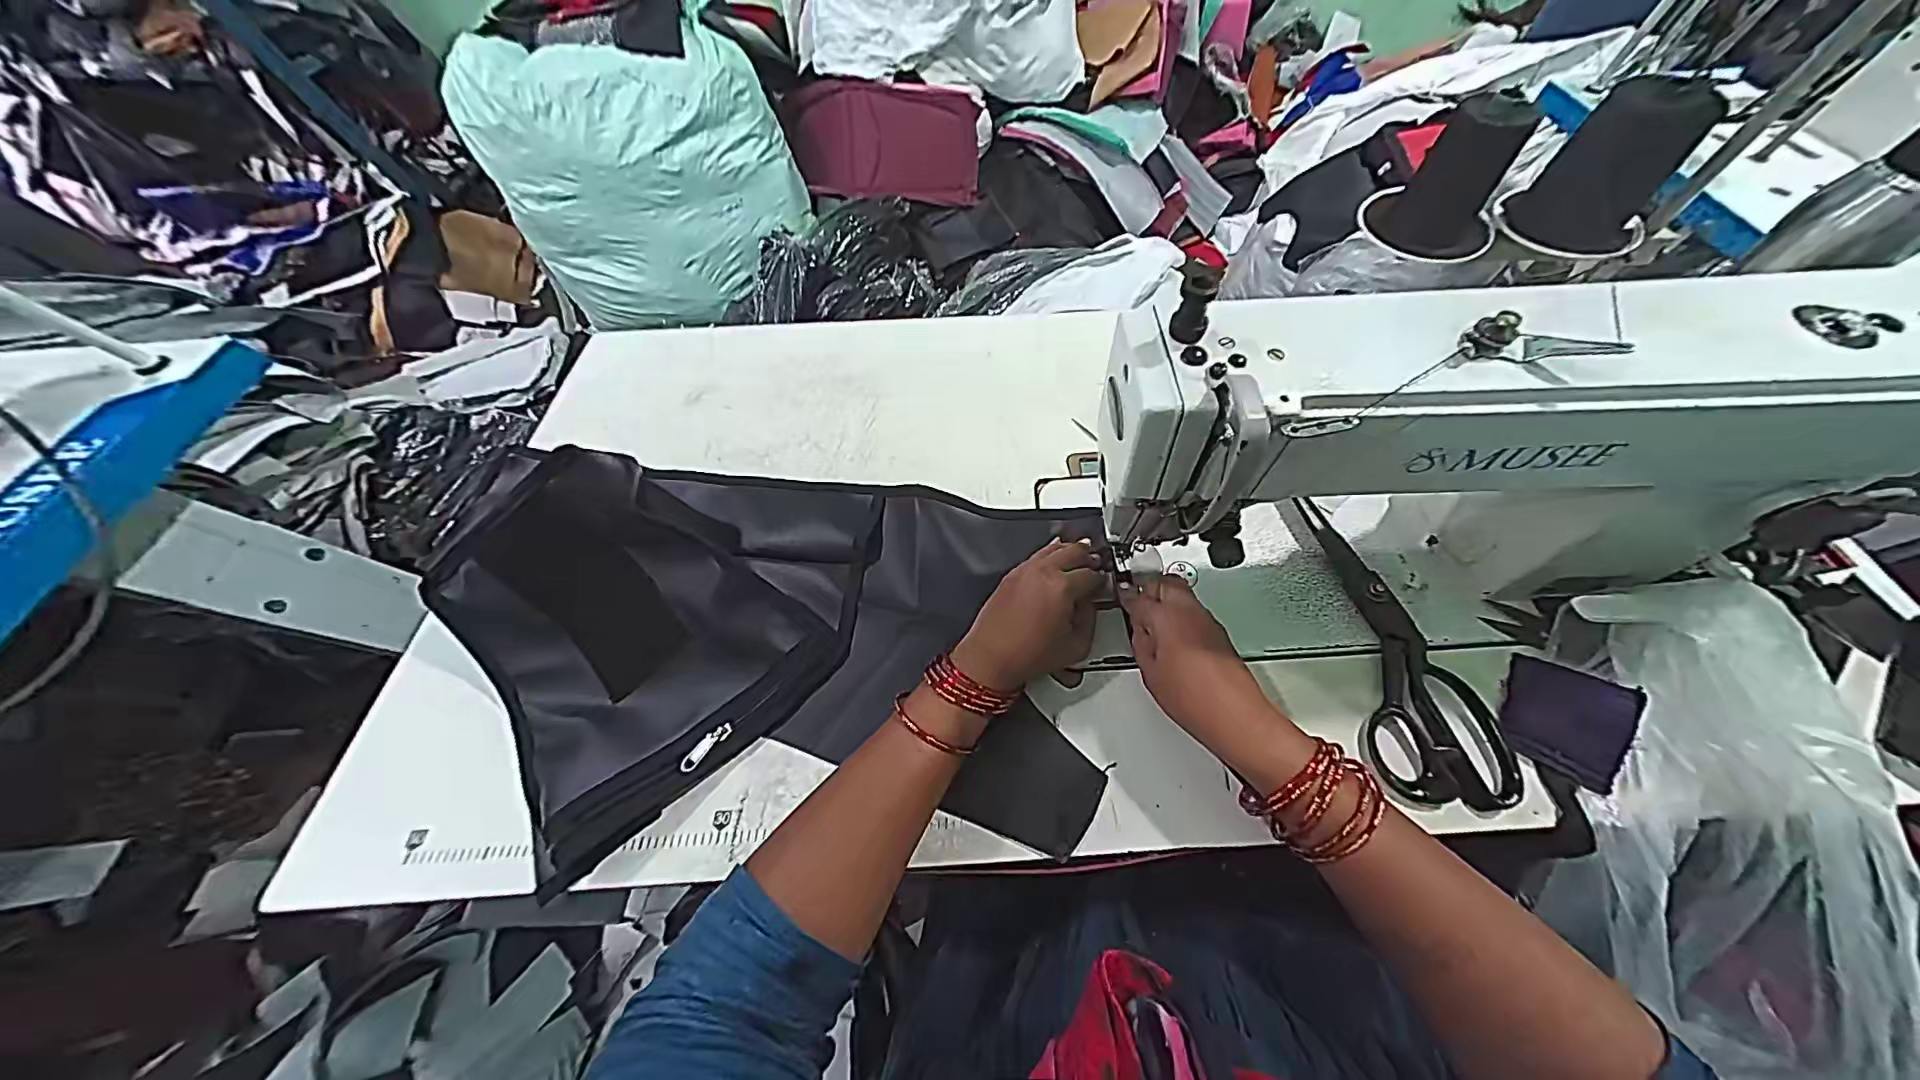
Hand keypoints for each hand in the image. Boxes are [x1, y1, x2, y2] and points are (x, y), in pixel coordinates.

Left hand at [951, 539, 1103, 689]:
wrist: (991, 657)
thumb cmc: (1025, 654)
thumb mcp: (1077, 646)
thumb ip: (1090, 620)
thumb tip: (1090, 605)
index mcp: (1062, 587)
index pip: (1092, 575)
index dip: (1102, 579)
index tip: (1104, 584)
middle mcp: (1042, 573)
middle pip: (1075, 552)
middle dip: (1090, 557)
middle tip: (1097, 563)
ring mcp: (1025, 571)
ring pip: (1054, 548)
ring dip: (1071, 550)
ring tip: (1080, 555)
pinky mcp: (1012, 575)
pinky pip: (1036, 556)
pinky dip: (1049, 553)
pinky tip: (1054, 558)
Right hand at [1118, 574, 1273, 734]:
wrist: (1234, 715)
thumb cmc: (1196, 698)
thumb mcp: (1150, 672)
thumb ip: (1141, 642)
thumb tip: (1140, 631)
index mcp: (1167, 617)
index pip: (1140, 596)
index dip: (1128, 596)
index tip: (1124, 598)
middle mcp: (1191, 612)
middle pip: (1166, 582)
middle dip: (1150, 587)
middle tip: (1138, 600)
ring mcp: (1208, 621)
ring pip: (1183, 594)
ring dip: (1167, 600)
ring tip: (1154, 621)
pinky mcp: (1220, 633)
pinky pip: (1195, 612)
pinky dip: (1182, 616)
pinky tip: (1174, 636)